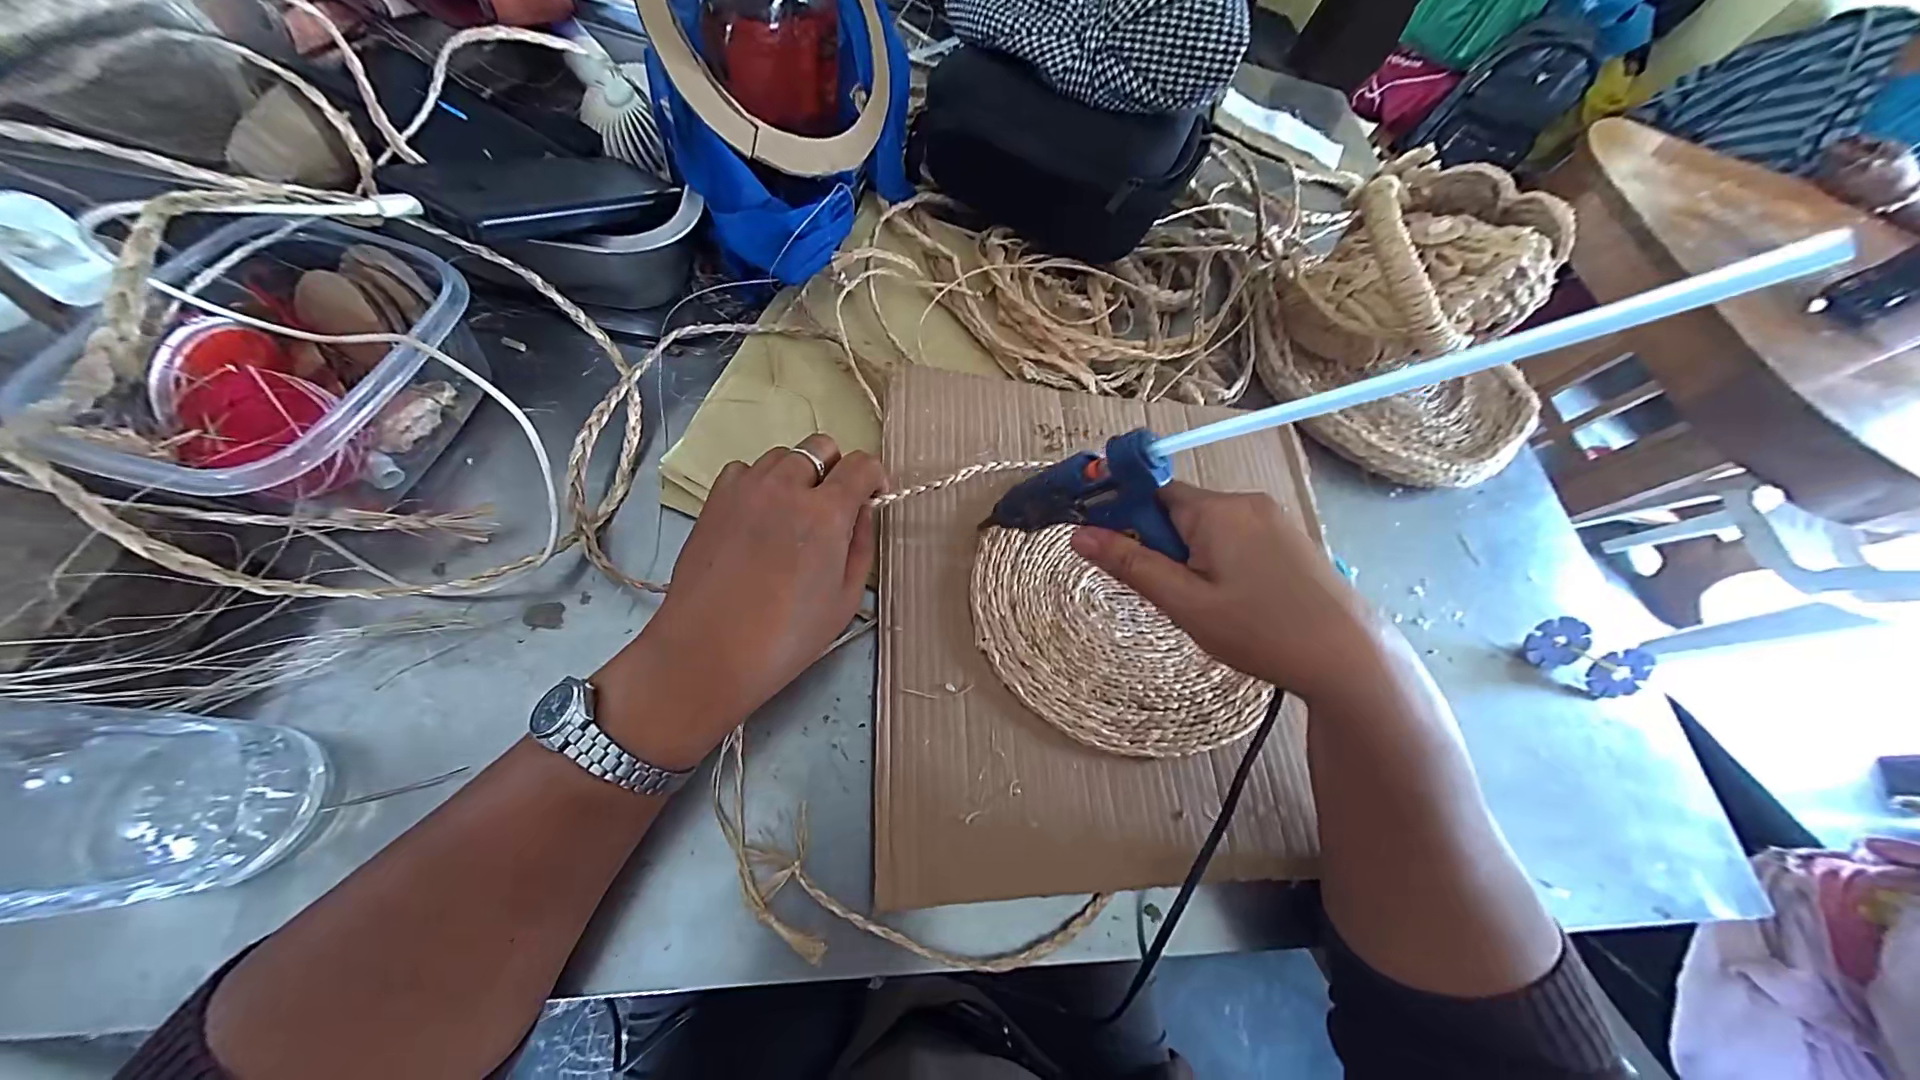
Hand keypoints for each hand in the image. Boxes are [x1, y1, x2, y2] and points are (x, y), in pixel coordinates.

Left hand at [592, 434, 886, 768]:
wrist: (707, 652)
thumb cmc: (786, 636)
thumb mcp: (846, 599)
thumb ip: (861, 545)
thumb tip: (862, 511)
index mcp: (826, 512)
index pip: (861, 464)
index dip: (875, 477)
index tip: (873, 498)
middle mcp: (786, 487)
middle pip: (821, 447)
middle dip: (836, 469)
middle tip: (834, 507)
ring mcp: (745, 489)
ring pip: (782, 455)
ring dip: (798, 474)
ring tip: (794, 513)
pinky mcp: (714, 500)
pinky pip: (745, 470)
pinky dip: (760, 482)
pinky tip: (760, 516)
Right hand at [1068, 481, 1385, 702]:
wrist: (1349, 658)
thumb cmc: (1261, 631)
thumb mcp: (1184, 603)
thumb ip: (1130, 564)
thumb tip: (1078, 534)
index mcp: (1217, 510)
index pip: (1151, 493)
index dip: (1125, 519)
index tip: (1116, 555)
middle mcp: (1246, 502)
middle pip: (1178, 510)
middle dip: (1160, 545)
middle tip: (1168, 593)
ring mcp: (1272, 519)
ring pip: (1205, 526)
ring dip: (1187, 556)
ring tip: (1202, 604)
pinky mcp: (1288, 539)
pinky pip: (1233, 537)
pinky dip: (1215, 560)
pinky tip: (1231, 600)